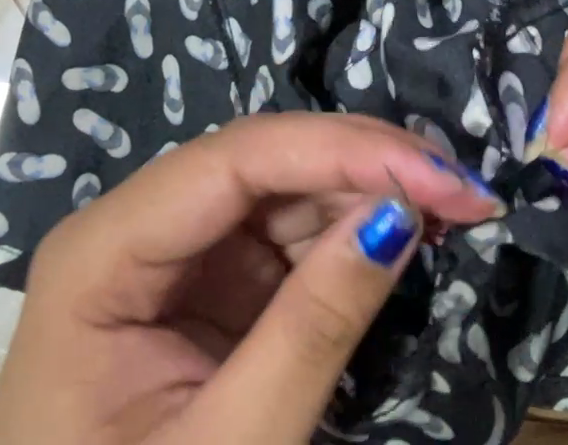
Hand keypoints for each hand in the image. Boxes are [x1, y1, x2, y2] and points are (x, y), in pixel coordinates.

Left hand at [0, 112, 504, 444]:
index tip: (446, 179)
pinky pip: (288, 233)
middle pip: (263, 161)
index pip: (234, 161)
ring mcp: (174, 252)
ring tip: (453, 212)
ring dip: (370, 193)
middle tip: (467, 193)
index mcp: (100, 256)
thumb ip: (313, 326)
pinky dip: (353, 232)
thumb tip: (400, 211)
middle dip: (368, 167)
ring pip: (285, 188)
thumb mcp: (232, 444)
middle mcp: (133, 229)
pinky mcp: (211, 280)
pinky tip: (404, 236)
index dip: (345, 152)